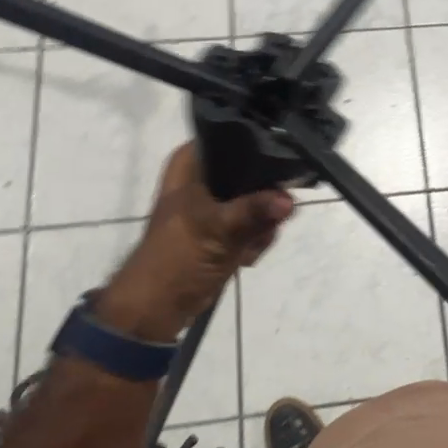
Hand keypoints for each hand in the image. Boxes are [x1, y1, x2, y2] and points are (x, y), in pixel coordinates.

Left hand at [96, 144, 294, 341]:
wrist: (157, 308)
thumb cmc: (176, 258)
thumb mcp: (216, 229)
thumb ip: (254, 211)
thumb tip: (289, 201)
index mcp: (192, 162)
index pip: (235, 139)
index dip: (261, 153)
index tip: (278, 178)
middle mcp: (205, 176)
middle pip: (255, 173)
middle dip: (265, 203)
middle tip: (265, 224)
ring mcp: (217, 203)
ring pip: (261, 201)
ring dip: (261, 228)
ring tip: (247, 247)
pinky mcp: (226, 227)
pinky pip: (256, 224)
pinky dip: (255, 240)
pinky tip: (245, 256)